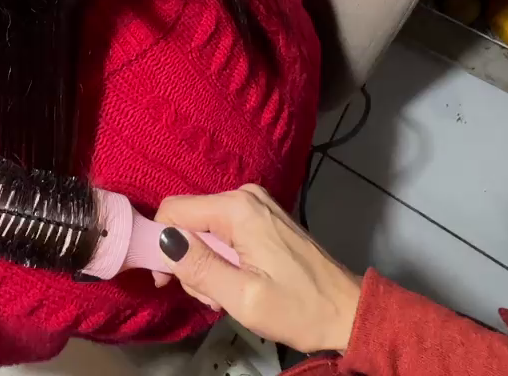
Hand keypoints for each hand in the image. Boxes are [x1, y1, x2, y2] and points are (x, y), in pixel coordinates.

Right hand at [154, 185, 363, 354]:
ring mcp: (256, 204)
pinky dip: (223, 257)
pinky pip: (224, 230)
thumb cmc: (298, 308)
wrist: (347, 311)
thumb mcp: (243, 297)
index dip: (161, 245)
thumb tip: (163, 240)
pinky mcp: (263, 216)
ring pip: (205, 228)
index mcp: (237, 208)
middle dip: (190, 260)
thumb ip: (201, 267)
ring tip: (229, 294)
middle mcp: (244, 195)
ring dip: (207, 264)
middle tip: (210, 297)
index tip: (167, 282)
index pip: (175, 210)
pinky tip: (239, 282)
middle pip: (190, 220)